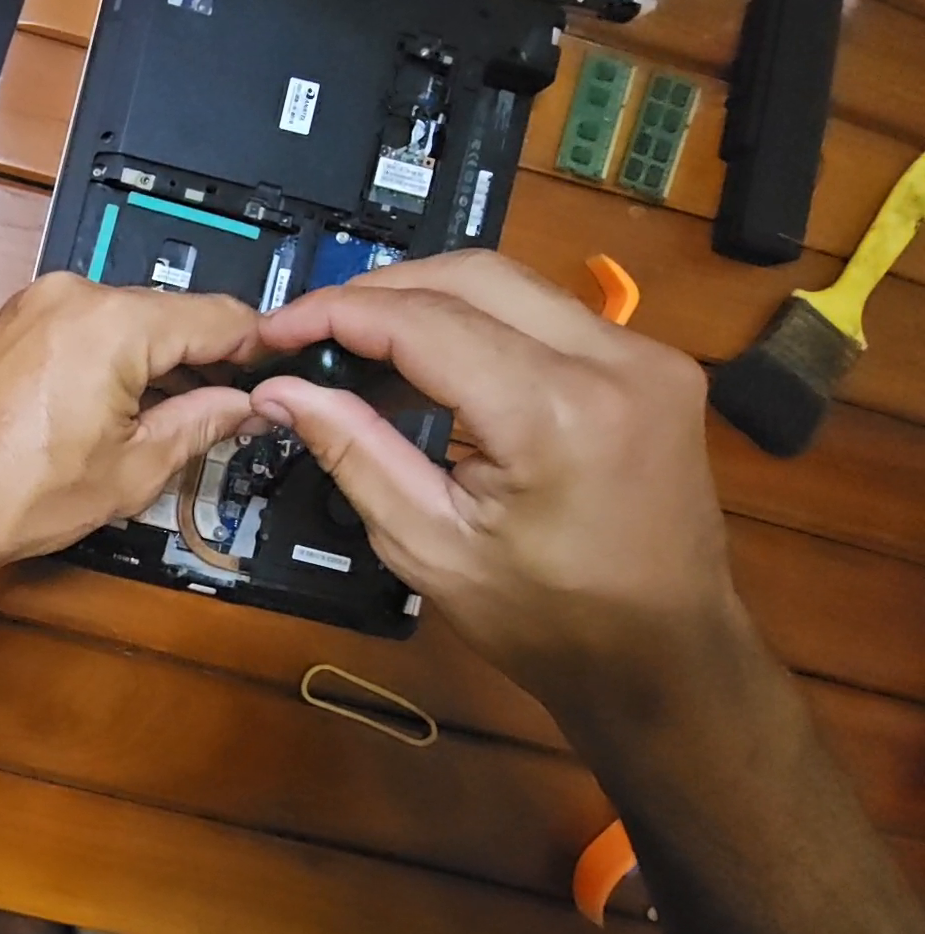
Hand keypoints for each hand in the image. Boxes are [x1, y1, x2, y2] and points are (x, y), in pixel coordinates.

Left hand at [0, 272, 262, 572]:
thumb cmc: (5, 495)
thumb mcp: (132, 470)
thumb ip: (201, 425)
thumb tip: (236, 406)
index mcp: (110, 324)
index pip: (217, 316)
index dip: (256, 347)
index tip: (272, 370)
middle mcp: (69, 298)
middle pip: (168, 316)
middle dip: (201, 361)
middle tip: (225, 408)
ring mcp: (33, 308)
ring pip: (125, 324)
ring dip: (153, 364)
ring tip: (167, 419)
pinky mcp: (13, 327)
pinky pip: (83, 330)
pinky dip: (110, 361)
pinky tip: (118, 406)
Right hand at [252, 251, 750, 708]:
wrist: (663, 657)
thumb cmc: (538, 617)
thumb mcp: (422, 542)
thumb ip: (350, 449)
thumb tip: (278, 389)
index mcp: (555, 412)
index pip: (423, 322)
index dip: (333, 314)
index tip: (270, 332)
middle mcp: (613, 358)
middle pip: (467, 276)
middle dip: (370, 294)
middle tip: (304, 333)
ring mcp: (641, 354)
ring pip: (501, 283)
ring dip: (413, 301)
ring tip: (346, 347)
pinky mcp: (642, 364)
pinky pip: (531, 313)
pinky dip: (458, 323)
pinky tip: (412, 365)